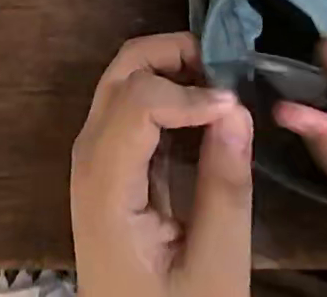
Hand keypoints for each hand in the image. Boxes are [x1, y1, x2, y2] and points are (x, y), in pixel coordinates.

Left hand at [71, 34, 254, 296]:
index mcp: (104, 184)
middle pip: (123, 70)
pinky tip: (203, 109)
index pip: (137, 100)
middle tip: (226, 73)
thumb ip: (224, 190)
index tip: (236, 106)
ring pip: (124, 77)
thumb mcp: (213, 272)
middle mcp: (89, 155)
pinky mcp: (109, 161)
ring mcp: (94, 155)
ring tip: (220, 87)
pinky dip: (167, 88)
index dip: (189, 93)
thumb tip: (236, 108)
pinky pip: (132, 101)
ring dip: (171, 66)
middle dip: (174, 55)